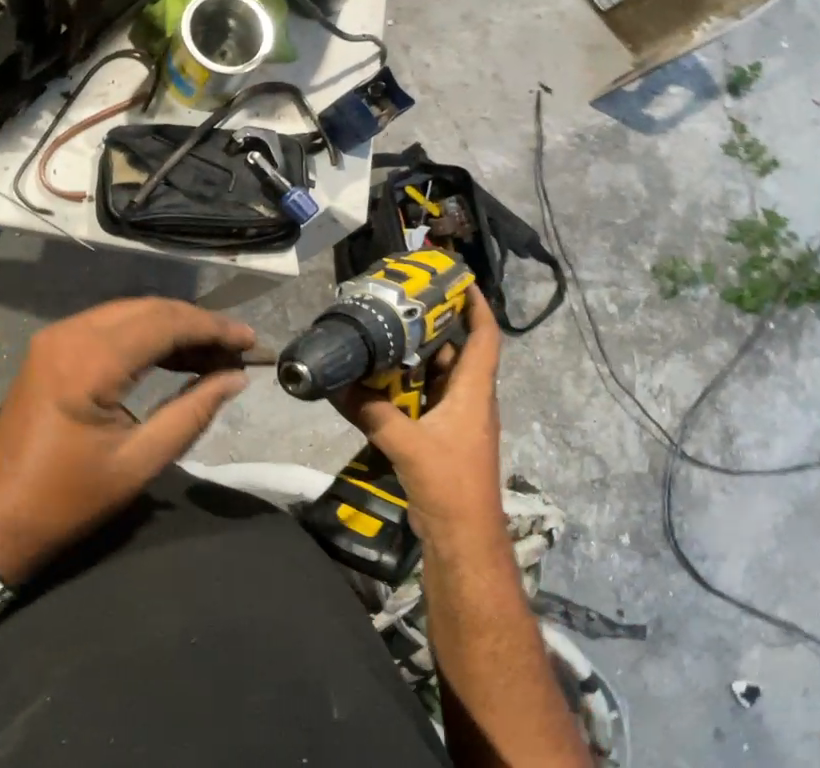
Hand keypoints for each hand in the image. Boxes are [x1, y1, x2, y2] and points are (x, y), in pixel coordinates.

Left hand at [0, 299, 256, 585]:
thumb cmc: (69, 499)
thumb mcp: (140, 462)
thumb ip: (192, 413)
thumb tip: (236, 377)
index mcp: (88, 362)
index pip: (164, 324)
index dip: (213, 328)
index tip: (253, 340)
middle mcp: (68, 335)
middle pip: (148, 310)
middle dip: (197, 324)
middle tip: (239, 348)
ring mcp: (54, 338)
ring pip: (128, 314)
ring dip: (172, 328)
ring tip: (216, 354)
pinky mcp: (50, 348)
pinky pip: (108, 327)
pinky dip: (144, 336)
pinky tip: (175, 356)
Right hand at [333, 283, 502, 536]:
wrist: (463, 538)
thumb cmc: (449, 485)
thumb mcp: (407, 444)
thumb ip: (371, 413)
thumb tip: (335, 385)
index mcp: (474, 394)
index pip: (485, 338)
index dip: (477, 307)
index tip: (459, 280)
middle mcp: (470, 401)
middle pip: (455, 354)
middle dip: (430, 329)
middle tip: (396, 307)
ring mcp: (456, 422)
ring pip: (436, 378)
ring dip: (412, 360)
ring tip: (379, 338)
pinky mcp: (441, 439)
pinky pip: (423, 401)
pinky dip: (403, 389)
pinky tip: (375, 384)